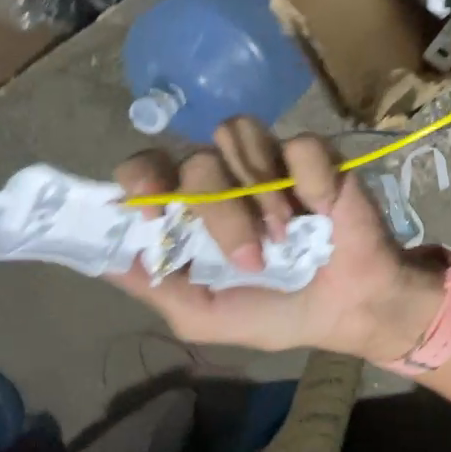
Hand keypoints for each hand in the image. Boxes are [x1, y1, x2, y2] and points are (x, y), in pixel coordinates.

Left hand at [109, 118, 443, 361]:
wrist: (348, 303)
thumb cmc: (275, 310)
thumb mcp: (202, 315)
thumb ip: (156, 285)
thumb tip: (102, 258)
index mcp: (194, 211)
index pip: (148, 165)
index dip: (144, 177)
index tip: (156, 215)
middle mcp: (228, 178)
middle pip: (197, 160)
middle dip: (220, 212)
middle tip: (250, 257)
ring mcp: (272, 162)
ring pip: (241, 135)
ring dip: (260, 193)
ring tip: (284, 233)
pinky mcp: (319, 155)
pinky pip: (300, 145)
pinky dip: (308, 181)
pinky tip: (321, 210)